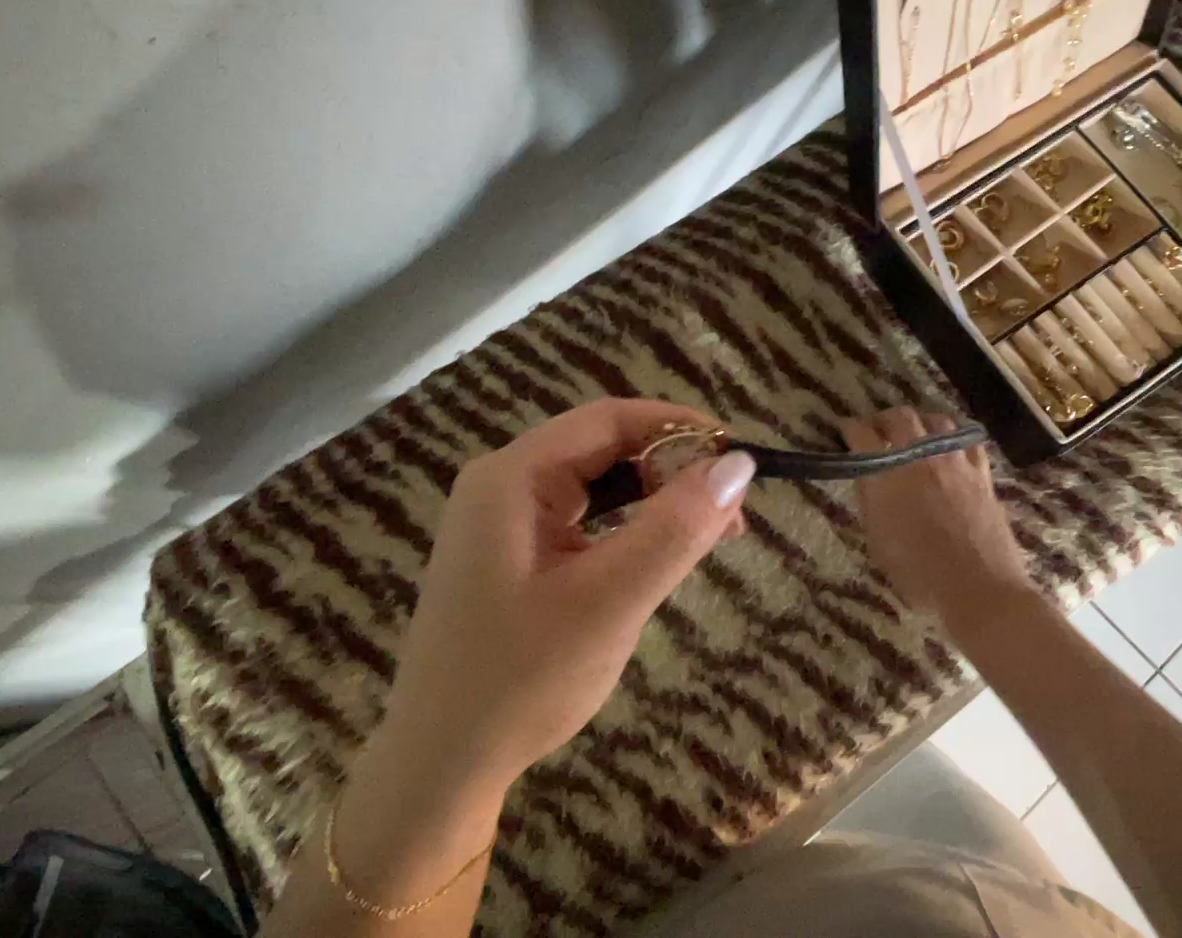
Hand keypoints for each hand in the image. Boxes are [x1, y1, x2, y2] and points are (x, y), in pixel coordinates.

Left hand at [376, 398, 754, 791]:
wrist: (443, 763)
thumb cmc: (521, 681)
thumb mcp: (609, 602)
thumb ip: (674, 529)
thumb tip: (737, 465)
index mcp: (511, 477)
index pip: (606, 419)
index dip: (677, 426)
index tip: (738, 457)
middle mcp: (501, 485)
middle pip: (599, 447)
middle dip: (669, 467)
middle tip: (731, 511)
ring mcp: (502, 521)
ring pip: (593, 484)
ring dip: (652, 498)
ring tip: (708, 533)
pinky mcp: (511, 555)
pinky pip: (579, 520)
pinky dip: (625, 528)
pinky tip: (655, 555)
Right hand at [841, 407, 1034, 623]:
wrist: (978, 588)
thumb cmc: (918, 574)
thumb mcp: (877, 541)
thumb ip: (870, 501)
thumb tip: (867, 477)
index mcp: (887, 474)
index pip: (861, 434)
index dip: (850, 428)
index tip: (845, 430)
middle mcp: (920, 458)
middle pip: (900, 416)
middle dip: (884, 419)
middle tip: (878, 431)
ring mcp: (955, 462)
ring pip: (937, 420)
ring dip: (920, 422)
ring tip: (915, 434)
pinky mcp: (982, 473)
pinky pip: (968, 440)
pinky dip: (954, 437)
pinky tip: (950, 446)